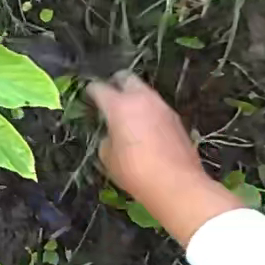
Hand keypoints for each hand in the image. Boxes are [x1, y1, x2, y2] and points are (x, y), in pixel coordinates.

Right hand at [86, 73, 245, 246]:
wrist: (177, 185)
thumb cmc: (134, 171)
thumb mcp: (107, 157)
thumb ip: (106, 139)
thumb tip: (112, 136)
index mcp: (118, 105)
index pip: (99, 88)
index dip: (90, 91)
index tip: (87, 96)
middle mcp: (142, 99)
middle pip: (127, 78)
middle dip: (116, 83)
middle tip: (109, 96)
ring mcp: (162, 107)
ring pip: (145, 92)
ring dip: (134, 98)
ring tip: (126, 114)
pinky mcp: (176, 119)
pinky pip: (157, 107)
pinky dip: (148, 111)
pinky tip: (144, 127)